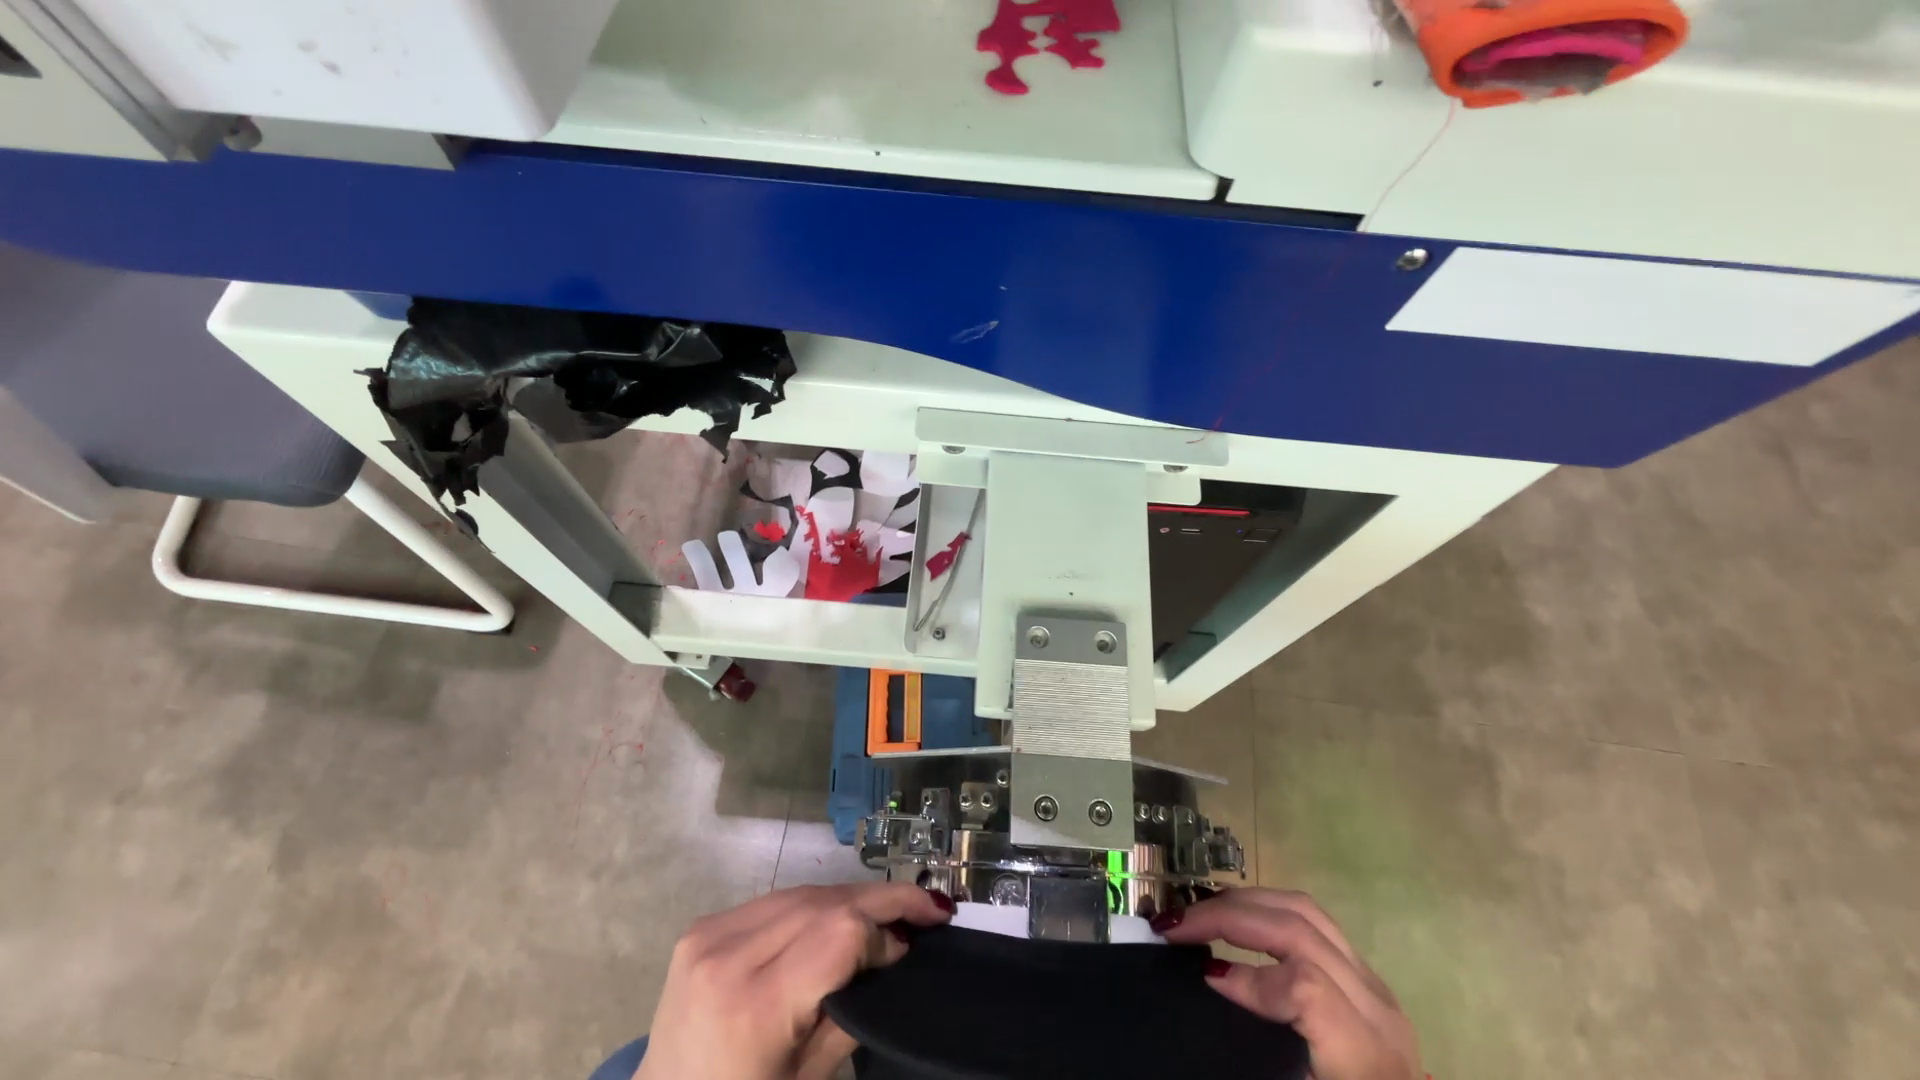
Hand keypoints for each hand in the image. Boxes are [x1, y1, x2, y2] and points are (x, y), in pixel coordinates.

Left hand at [633, 883, 953, 1079]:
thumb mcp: (811, 1075)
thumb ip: (853, 1008)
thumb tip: (894, 949)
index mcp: (755, 1004)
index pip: (838, 931)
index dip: (886, 925)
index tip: (919, 939)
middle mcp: (727, 955)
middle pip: (823, 901)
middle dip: (880, 900)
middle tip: (927, 907)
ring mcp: (708, 933)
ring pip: (802, 892)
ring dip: (850, 898)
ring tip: (891, 909)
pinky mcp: (702, 926)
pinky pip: (774, 900)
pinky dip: (813, 904)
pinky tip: (840, 915)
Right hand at [1155, 889, 1420, 1079]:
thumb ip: (1255, 1052)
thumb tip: (1210, 988)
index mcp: (1361, 1054)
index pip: (1304, 988)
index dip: (1245, 978)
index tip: (1200, 978)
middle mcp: (1373, 1006)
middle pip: (1299, 929)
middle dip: (1226, 917)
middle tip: (1173, 927)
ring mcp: (1372, 982)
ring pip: (1305, 909)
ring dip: (1243, 902)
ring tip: (1196, 913)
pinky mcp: (1364, 973)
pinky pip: (1313, 919)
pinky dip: (1265, 909)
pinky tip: (1233, 919)